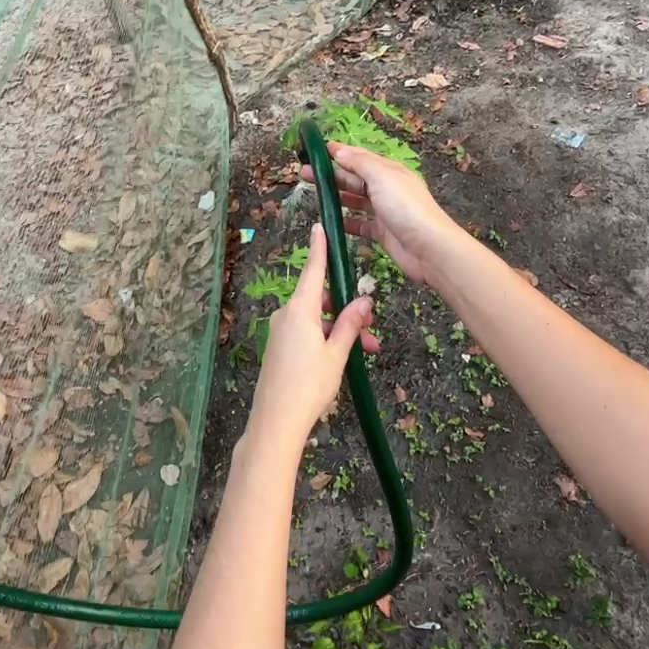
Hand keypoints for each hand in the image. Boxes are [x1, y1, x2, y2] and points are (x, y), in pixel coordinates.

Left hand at [249, 224, 375, 445]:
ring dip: (340, 330)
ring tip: (366, 351)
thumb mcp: (337, 353)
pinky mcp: (279, 348)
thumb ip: (350, 324)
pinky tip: (344, 358)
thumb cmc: (309, 385)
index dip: (319, 248)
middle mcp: (286, 315)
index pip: (313, 271)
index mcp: (299, 310)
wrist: (276, 421)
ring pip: (316, 320)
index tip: (319, 227)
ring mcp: (281, 332)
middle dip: (347, 310)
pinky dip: (326, 339)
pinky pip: (306, 333)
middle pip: (321, 299)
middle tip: (372, 330)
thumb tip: (364, 300)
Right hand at [302, 143, 465, 285]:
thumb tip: (339, 151)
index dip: (338, 153)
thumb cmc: (406, 207)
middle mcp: (385, 188)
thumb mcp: (382, 177)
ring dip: (335, 196)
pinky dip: (344, 222)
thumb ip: (360, 163)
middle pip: (353, 178)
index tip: (316, 151)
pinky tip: (329, 222)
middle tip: (304, 174)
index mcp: (388, 171)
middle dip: (330, 175)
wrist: (429, 248)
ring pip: (354, 200)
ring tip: (312, 195)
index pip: (359, 157)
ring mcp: (383, 211)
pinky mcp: (381, 232)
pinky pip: (358, 224)